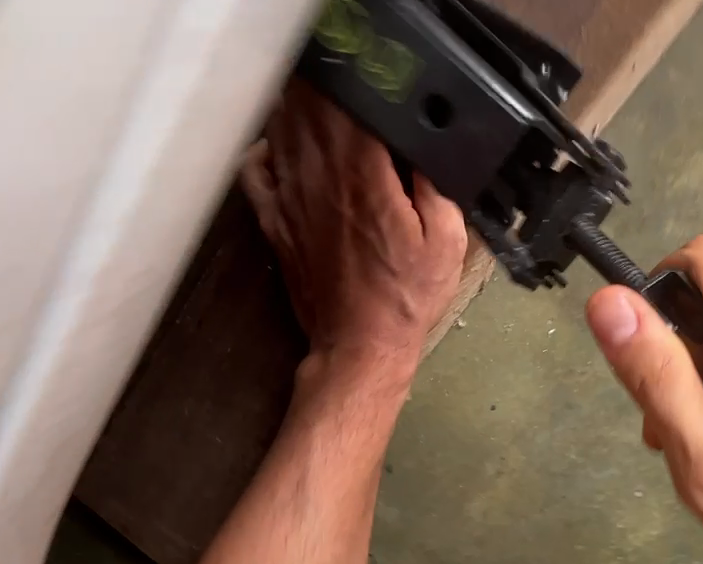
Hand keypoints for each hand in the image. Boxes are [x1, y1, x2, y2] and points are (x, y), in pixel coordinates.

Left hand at [241, 80, 467, 401]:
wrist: (360, 345)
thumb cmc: (406, 298)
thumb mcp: (446, 244)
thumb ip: (436, 186)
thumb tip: (424, 142)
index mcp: (363, 174)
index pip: (350, 96)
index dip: (363, 79)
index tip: (379, 79)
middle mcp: (317, 173)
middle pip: (310, 99)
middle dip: (331, 86)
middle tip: (355, 91)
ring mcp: (287, 193)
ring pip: (281, 122)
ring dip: (302, 107)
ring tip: (329, 112)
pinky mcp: (272, 217)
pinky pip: (255, 162)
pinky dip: (269, 144)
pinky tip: (293, 149)